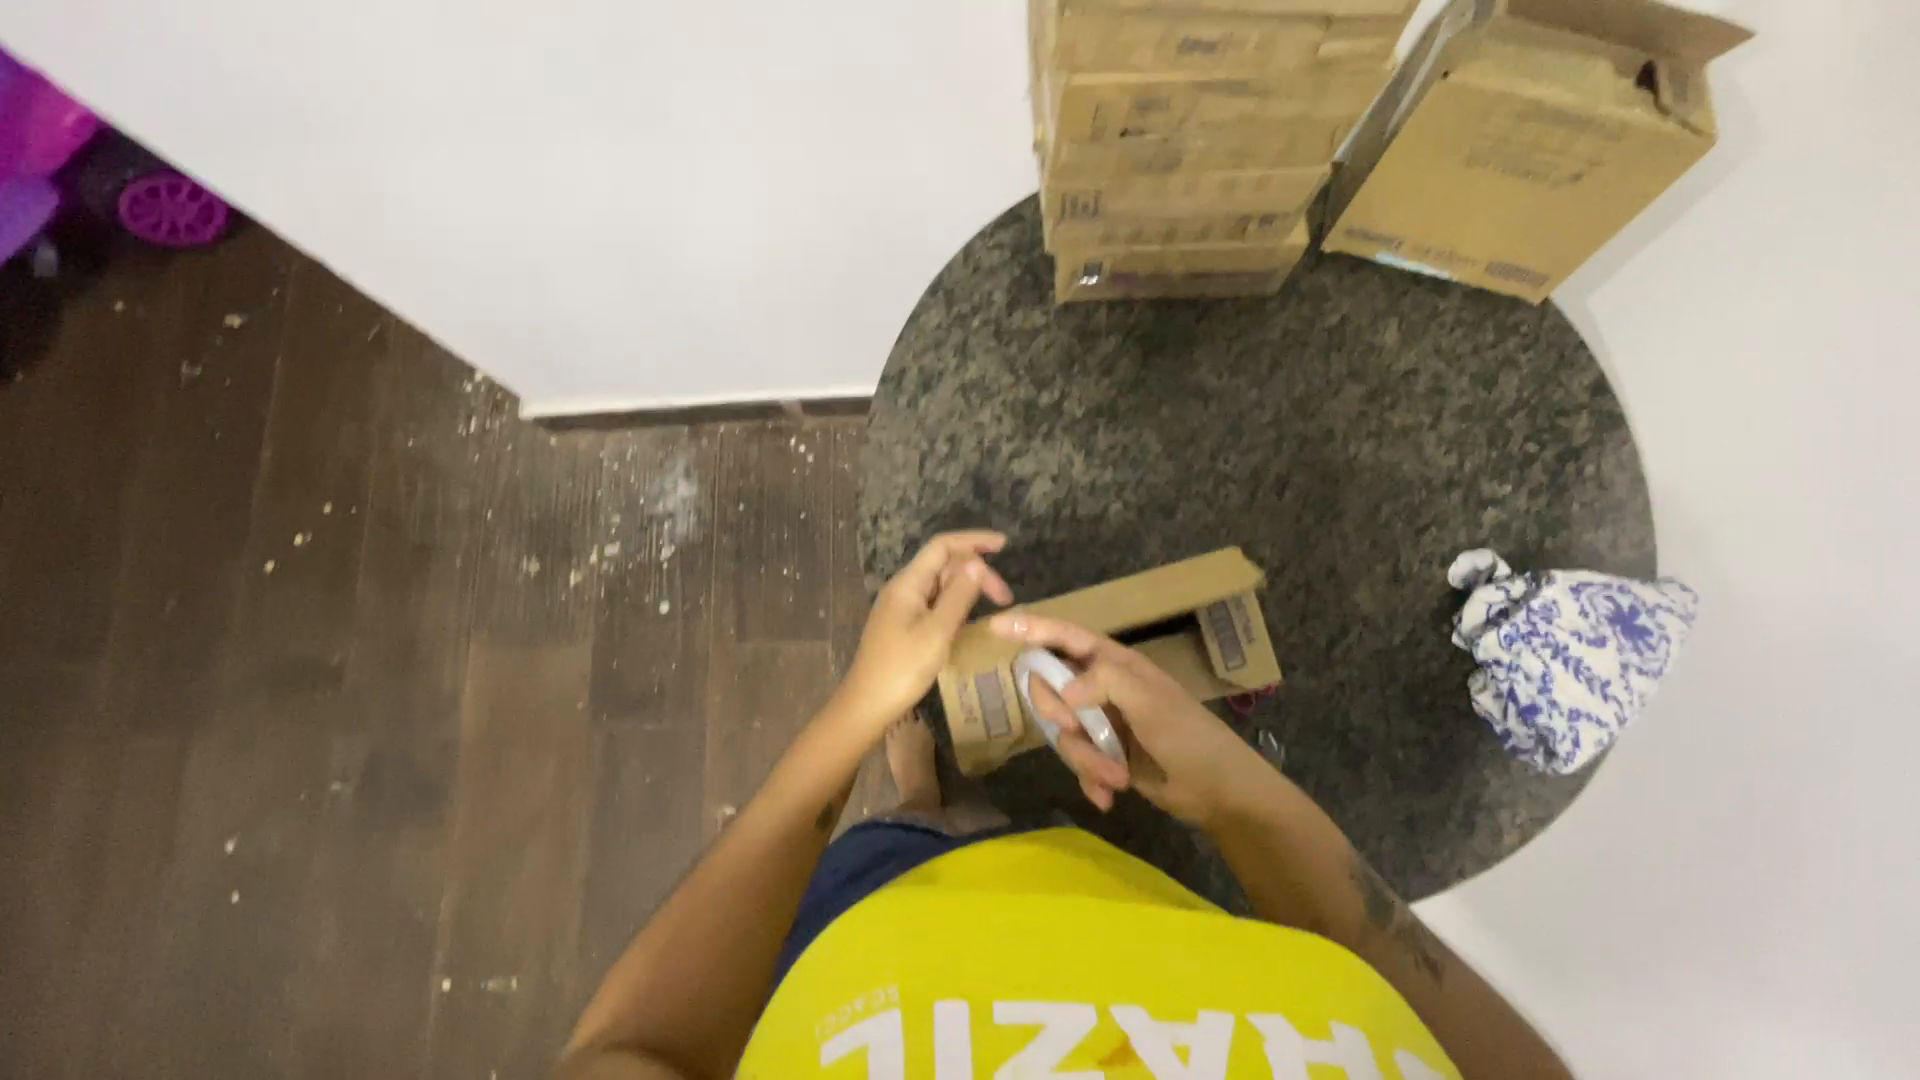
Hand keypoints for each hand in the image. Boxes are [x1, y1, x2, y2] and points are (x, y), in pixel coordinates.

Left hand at [838, 531, 1013, 735]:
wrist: (868, 704)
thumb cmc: (902, 668)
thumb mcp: (937, 632)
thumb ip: (958, 596)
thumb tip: (977, 564)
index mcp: (907, 584)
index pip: (942, 546)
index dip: (973, 541)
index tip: (1004, 545)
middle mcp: (904, 589)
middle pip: (943, 564)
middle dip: (976, 571)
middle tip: (1005, 597)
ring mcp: (903, 608)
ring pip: (940, 585)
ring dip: (968, 588)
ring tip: (995, 604)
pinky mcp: (905, 625)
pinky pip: (935, 604)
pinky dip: (956, 605)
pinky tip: (970, 619)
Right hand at [989, 613, 1267, 825]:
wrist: (1217, 791)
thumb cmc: (1188, 736)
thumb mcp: (1149, 701)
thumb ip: (1104, 682)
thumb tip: (1063, 691)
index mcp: (1113, 663)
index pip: (1064, 636)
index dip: (1031, 629)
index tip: (996, 627)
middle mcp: (1101, 687)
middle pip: (1049, 687)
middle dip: (1056, 713)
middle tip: (1073, 726)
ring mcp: (1100, 722)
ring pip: (1061, 732)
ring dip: (1084, 758)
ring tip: (1115, 776)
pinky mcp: (1103, 755)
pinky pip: (1075, 761)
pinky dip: (1089, 778)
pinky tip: (1108, 794)